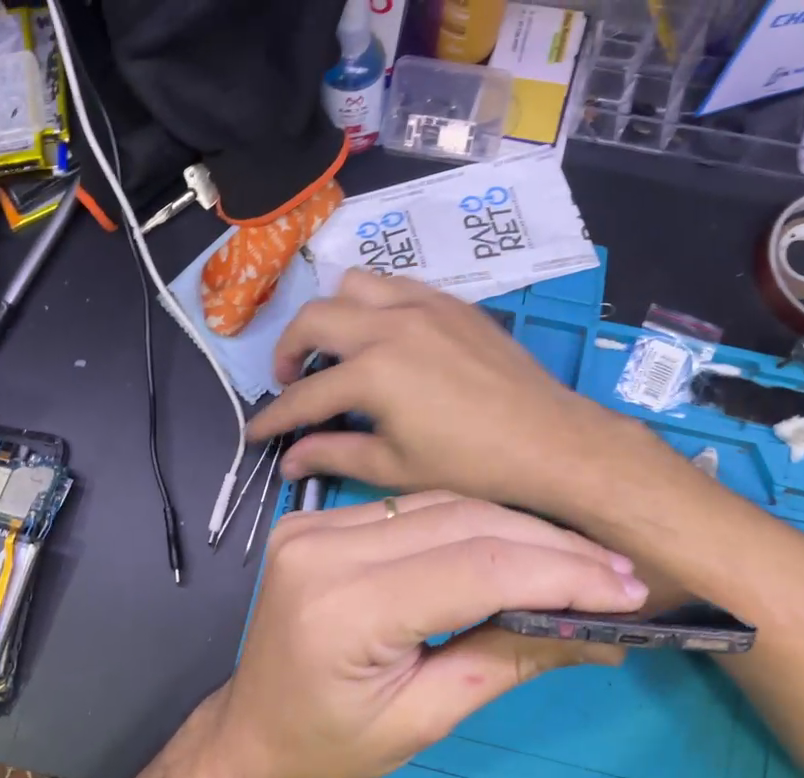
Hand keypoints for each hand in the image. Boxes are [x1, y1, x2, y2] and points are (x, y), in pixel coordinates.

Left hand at [182, 492, 646, 777]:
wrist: (250, 733)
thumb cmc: (329, 746)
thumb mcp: (423, 718)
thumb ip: (505, 661)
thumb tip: (596, 630)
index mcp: (344, 608)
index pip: (475, 568)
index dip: (560, 574)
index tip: (627, 593)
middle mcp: (323, 548)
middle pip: (463, 522)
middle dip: (551, 548)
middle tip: (618, 576)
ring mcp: (313, 526)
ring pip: (442, 505)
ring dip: (517, 530)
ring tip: (583, 564)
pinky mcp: (315, 522)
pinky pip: (411, 510)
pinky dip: (471, 525)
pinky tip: (517, 547)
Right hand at [247, 271, 623, 508]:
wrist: (548, 441)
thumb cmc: (470, 465)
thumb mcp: (395, 467)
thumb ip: (334, 456)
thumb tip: (288, 462)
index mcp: (373, 372)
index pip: (304, 395)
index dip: (274, 418)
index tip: (256, 433)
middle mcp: (390, 325)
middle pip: (314, 319)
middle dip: (288, 350)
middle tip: (290, 382)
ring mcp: (423, 305)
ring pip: (353, 285)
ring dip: (331, 314)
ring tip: (336, 349)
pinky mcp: (451, 302)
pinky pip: (396, 285)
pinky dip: (373, 304)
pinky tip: (382, 336)